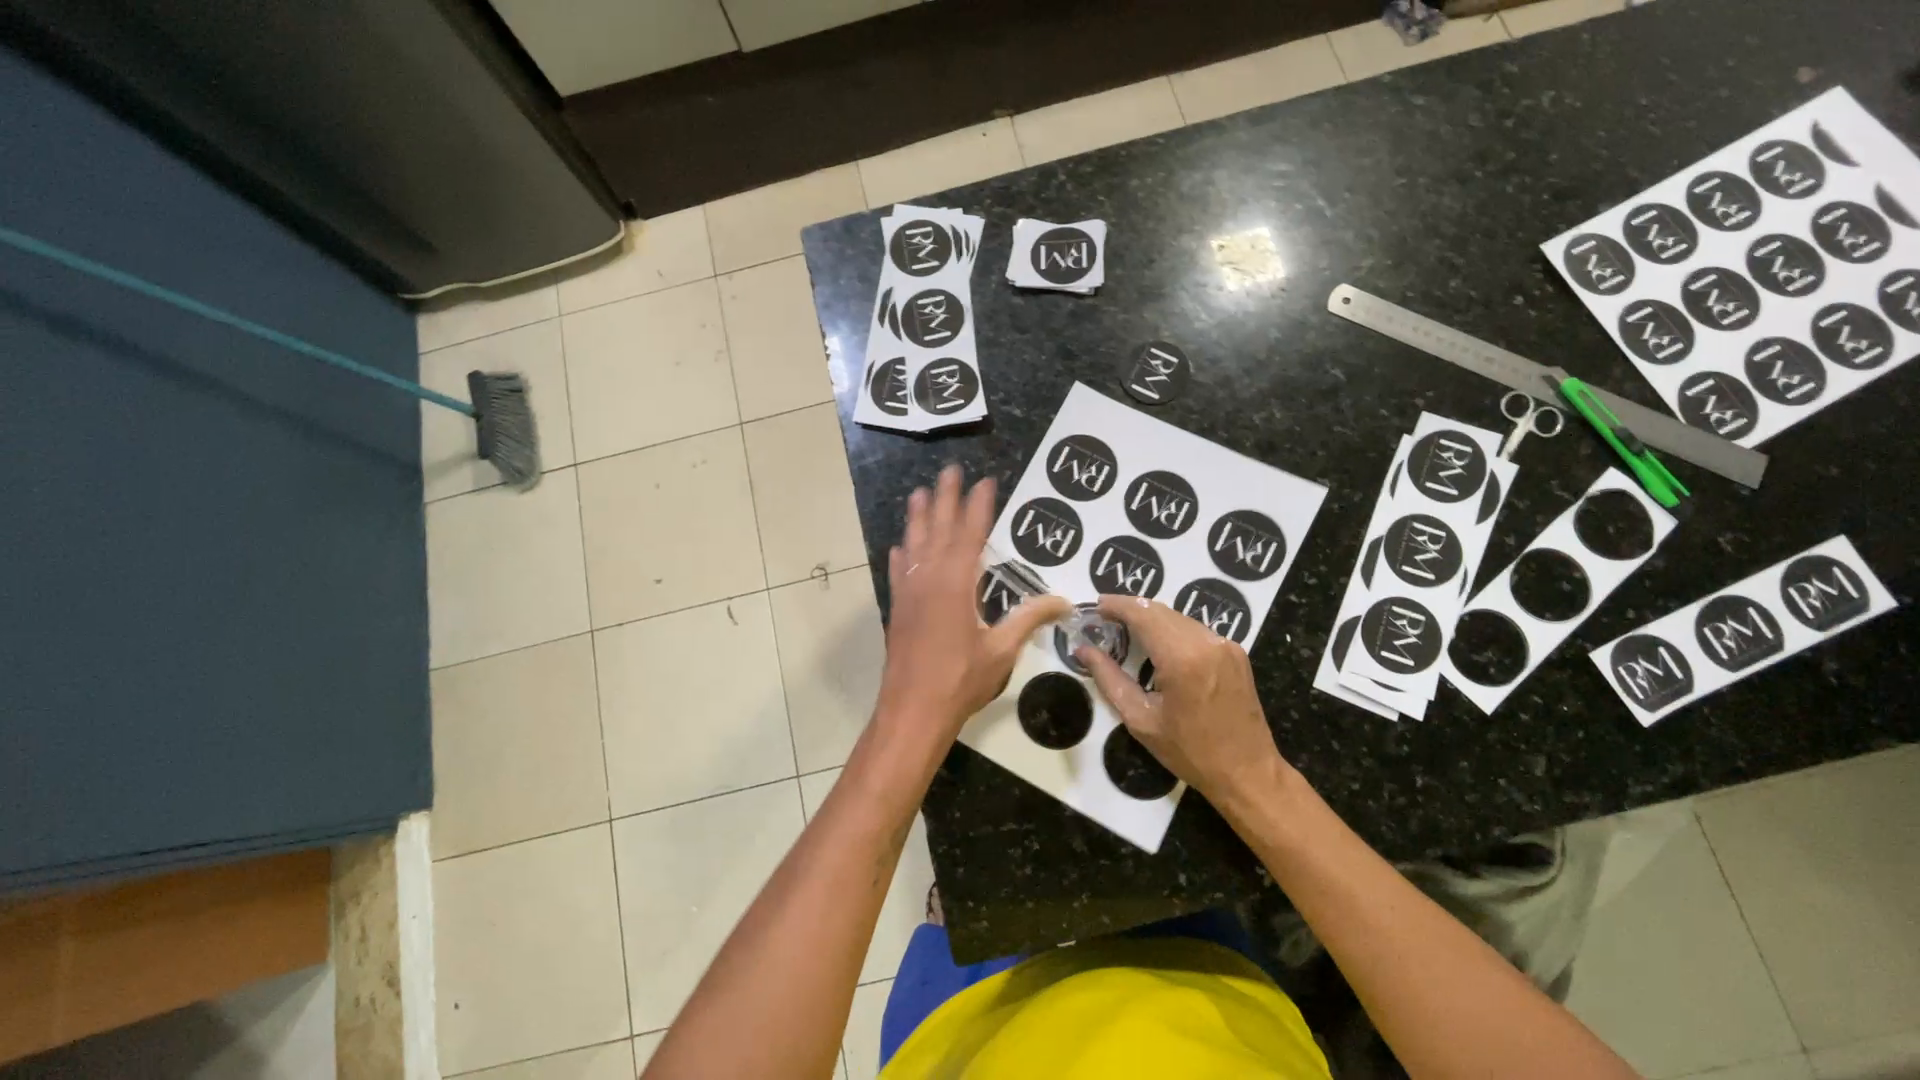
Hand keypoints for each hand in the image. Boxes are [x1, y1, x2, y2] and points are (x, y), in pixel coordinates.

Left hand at [876, 465, 1068, 742]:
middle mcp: (929, 579)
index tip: (985, 481)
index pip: (970, 534)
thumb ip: (1028, 619)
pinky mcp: (897, 610)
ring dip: (917, 518)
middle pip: (938, 529)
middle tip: (949, 470)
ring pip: (913, 545)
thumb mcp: (1001, 650)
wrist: (912, 710)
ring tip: (919, 493)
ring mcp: (909, 594)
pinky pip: (898, 573)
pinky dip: (901, 556)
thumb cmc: (960, 680)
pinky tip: (900, 547)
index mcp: (957, 584)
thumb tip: (1062, 600)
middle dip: (945, 499)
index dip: (979, 506)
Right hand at [1075, 595, 1289, 804]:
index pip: (1144, 615)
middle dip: (1132, 609)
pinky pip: (1197, 631)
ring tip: (1128, 630)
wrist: (1247, 772)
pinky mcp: (1236, 653)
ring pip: (1180, 618)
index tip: (1096, 606)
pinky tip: (1159, 645)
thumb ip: (1109, 679)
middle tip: (1106, 618)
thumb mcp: (1141, 719)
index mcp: (1182, 658)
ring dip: (1153, 619)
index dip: (1117, 605)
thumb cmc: (1190, 752)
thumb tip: (1083, 651)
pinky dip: (1174, 631)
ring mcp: (1226, 645)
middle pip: (1162, 611)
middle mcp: (1207, 642)